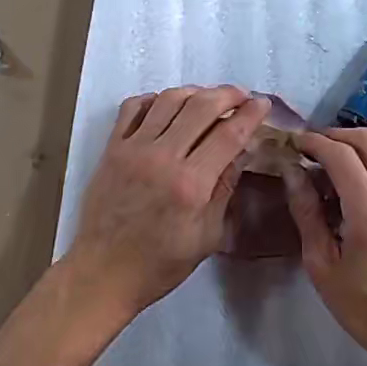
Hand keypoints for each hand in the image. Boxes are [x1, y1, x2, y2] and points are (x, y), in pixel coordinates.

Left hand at [65, 85, 269, 317]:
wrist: (103, 273)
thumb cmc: (161, 263)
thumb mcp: (207, 235)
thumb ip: (225, 188)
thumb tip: (243, 150)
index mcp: (191, 184)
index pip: (229, 134)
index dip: (250, 114)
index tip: (263, 103)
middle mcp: (163, 158)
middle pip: (202, 107)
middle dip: (228, 95)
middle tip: (242, 96)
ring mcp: (133, 149)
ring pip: (169, 100)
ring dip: (195, 92)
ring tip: (208, 97)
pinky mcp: (111, 149)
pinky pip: (133, 107)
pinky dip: (154, 99)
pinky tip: (167, 105)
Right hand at [283, 127, 366, 365]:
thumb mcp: (323, 268)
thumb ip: (307, 214)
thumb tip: (292, 173)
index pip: (342, 155)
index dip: (315, 142)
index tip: (295, 143)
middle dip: (336, 135)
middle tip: (312, 149)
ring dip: (356, 154)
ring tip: (332, 178)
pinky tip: (360, 198)